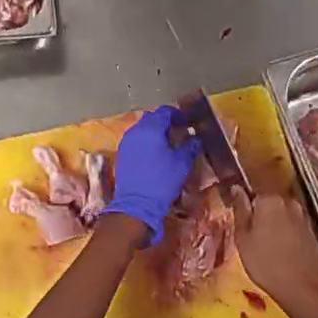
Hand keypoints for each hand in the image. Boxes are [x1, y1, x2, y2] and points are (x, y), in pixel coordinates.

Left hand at [102, 105, 201, 246]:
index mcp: (150, 129)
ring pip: (142, 130)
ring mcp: (126, 144)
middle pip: (151, 119)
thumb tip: (195, 139)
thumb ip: (189, 147)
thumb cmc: (161, 181)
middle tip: (179, 131)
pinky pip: (136, 142)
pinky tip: (156, 154)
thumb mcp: (181, 164)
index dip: (178, 115)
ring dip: (155, 133)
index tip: (188, 122)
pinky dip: (147, 143)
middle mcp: (135, 132)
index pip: (164, 112)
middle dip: (165, 122)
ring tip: (169, 143)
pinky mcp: (122, 156)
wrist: (136, 205)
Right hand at [233, 190, 317, 317]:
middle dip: (259, 211)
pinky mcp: (311, 230)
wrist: (302, 287)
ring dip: (272, 222)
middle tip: (248, 232)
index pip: (253, 189)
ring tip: (262, 242)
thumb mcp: (243, 238)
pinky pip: (291, 224)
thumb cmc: (265, 263)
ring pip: (281, 212)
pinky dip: (283, 231)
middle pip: (269, 200)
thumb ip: (240, 210)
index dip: (244, 202)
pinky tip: (278, 248)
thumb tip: (237, 188)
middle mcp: (289, 202)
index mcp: (270, 200)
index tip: (238, 217)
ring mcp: (303, 216)